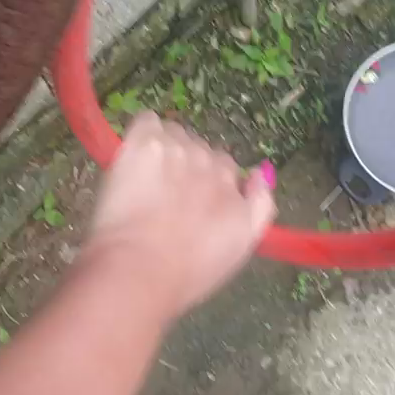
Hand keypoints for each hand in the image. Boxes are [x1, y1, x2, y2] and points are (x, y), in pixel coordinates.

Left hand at [78, 112, 275, 320]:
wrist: (138, 268)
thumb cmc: (186, 273)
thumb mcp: (239, 247)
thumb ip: (259, 207)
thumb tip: (261, 173)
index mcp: (233, 186)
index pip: (226, 168)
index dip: (205, 184)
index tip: (188, 204)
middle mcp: (210, 162)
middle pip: (199, 149)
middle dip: (185, 165)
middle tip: (163, 197)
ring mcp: (178, 148)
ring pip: (173, 134)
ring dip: (164, 149)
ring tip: (145, 181)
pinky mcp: (145, 142)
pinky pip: (147, 121)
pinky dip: (142, 132)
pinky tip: (133, 156)